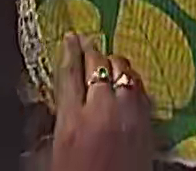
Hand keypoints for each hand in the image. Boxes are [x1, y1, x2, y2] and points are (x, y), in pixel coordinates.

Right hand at [49, 33, 154, 170]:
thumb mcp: (54, 158)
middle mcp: (101, 110)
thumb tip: (48, 106)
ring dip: (112, 61)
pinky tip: (126, 79)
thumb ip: (53, 127)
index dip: (69, 51)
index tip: (69, 37)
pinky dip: (130, 77)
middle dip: (90, 50)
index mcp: (72, 123)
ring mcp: (128, 112)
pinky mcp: (147, 118)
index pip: (69, 74)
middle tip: (85, 42)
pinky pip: (139, 85)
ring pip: (121, 68)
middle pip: (97, 65)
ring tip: (106, 60)